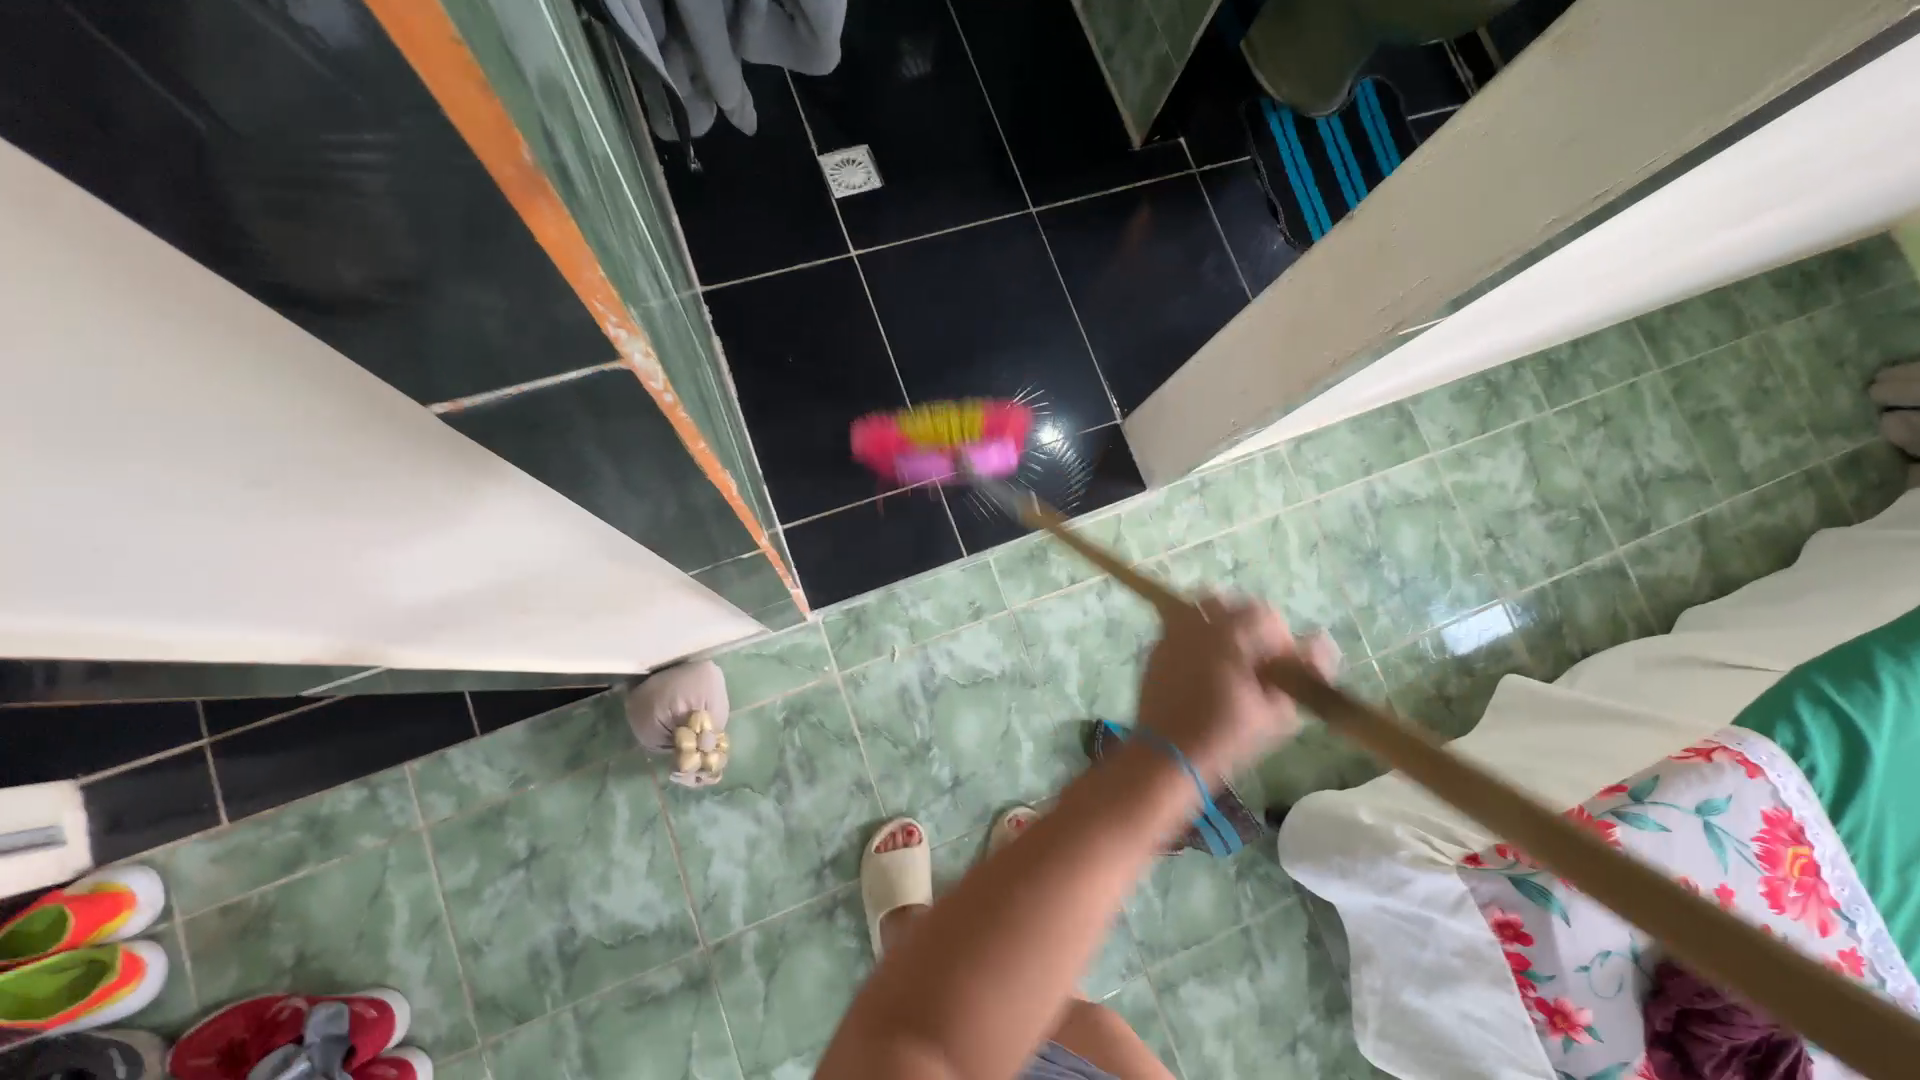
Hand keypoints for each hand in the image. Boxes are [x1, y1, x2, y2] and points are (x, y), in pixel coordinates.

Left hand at [1135, 595, 1305, 779]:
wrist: (1166, 755)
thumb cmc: (1225, 736)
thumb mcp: (1277, 711)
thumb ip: (1304, 671)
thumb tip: (1323, 642)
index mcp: (1230, 632)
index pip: (1268, 615)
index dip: (1283, 640)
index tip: (1284, 669)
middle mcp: (1198, 622)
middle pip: (1233, 606)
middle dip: (1251, 628)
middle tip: (1258, 664)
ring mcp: (1172, 633)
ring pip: (1204, 609)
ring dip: (1222, 628)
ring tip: (1232, 663)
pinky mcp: (1155, 648)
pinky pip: (1181, 627)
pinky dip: (1197, 638)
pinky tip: (1202, 670)